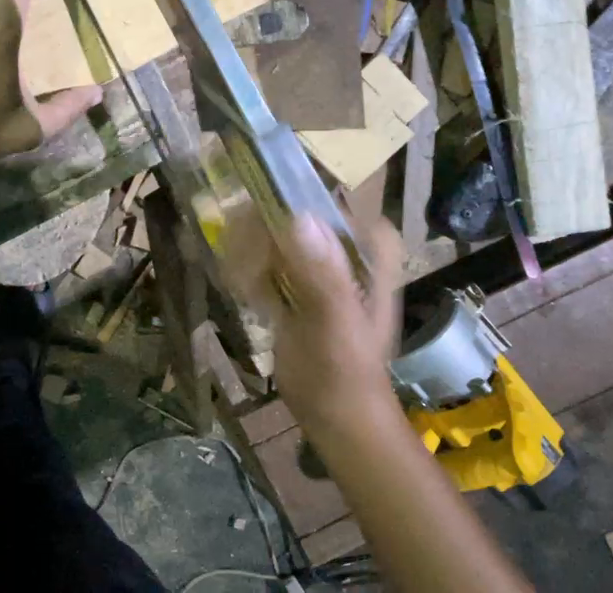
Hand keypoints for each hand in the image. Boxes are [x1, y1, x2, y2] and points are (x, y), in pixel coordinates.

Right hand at [233, 211, 403, 431]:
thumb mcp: (337, 323)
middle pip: (287, 209)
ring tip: (248, 288)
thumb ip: (322, 274)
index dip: (291, 195)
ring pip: (267, 230)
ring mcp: (313, 262)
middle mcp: (341, 246)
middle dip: (260, 234)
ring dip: (247, 254)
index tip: (260, 211)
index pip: (328, 197)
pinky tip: (246, 295)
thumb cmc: (347, 372)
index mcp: (368, 247)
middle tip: (250, 269)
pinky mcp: (290, 280)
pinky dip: (244, 270)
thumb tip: (297, 217)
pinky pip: (257, 255)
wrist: (336, 418)